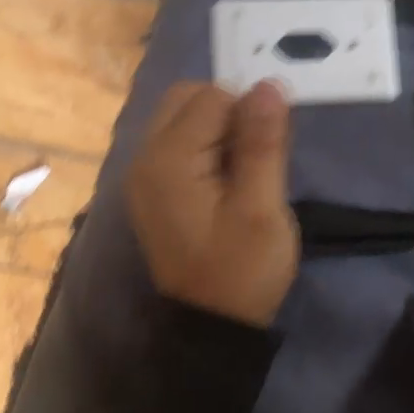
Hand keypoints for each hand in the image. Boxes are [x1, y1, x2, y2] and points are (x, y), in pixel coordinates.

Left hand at [126, 80, 298, 327]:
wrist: (212, 328)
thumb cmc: (242, 271)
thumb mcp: (262, 209)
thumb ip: (262, 144)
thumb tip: (268, 84)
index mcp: (168, 159)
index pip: (211, 97)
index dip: (249, 114)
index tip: (269, 155)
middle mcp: (145, 158)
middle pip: (189, 99)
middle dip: (230, 115)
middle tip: (257, 162)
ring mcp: (145, 176)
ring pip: (183, 120)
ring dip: (219, 132)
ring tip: (244, 176)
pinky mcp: (153, 191)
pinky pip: (179, 147)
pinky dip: (206, 151)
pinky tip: (226, 186)